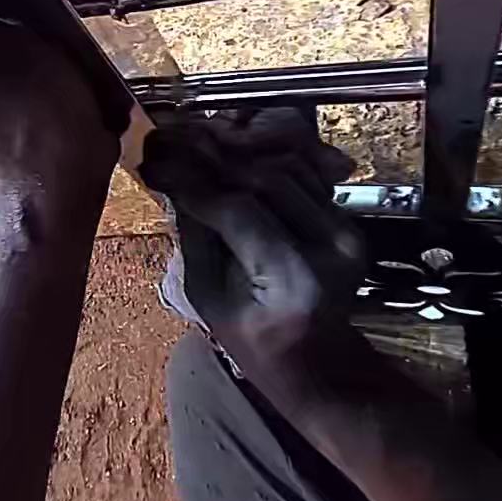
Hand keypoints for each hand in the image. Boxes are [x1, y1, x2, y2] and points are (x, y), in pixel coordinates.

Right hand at [141, 109, 366, 394]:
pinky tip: (231, 148)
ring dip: (237, 149)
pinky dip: (265, 157)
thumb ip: (197, 236)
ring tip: (193, 138)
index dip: (192, 181)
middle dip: (211, 154)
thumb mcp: (210, 299)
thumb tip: (174, 180)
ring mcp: (344, 229)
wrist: (320, 363)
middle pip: (265, 178)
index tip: (154, 162)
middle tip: (168, 137)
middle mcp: (329, 245)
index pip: (238, 210)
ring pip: (286, 166)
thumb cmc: (256, 344)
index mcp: (292, 278)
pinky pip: (304, 173)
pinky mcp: (346, 220)